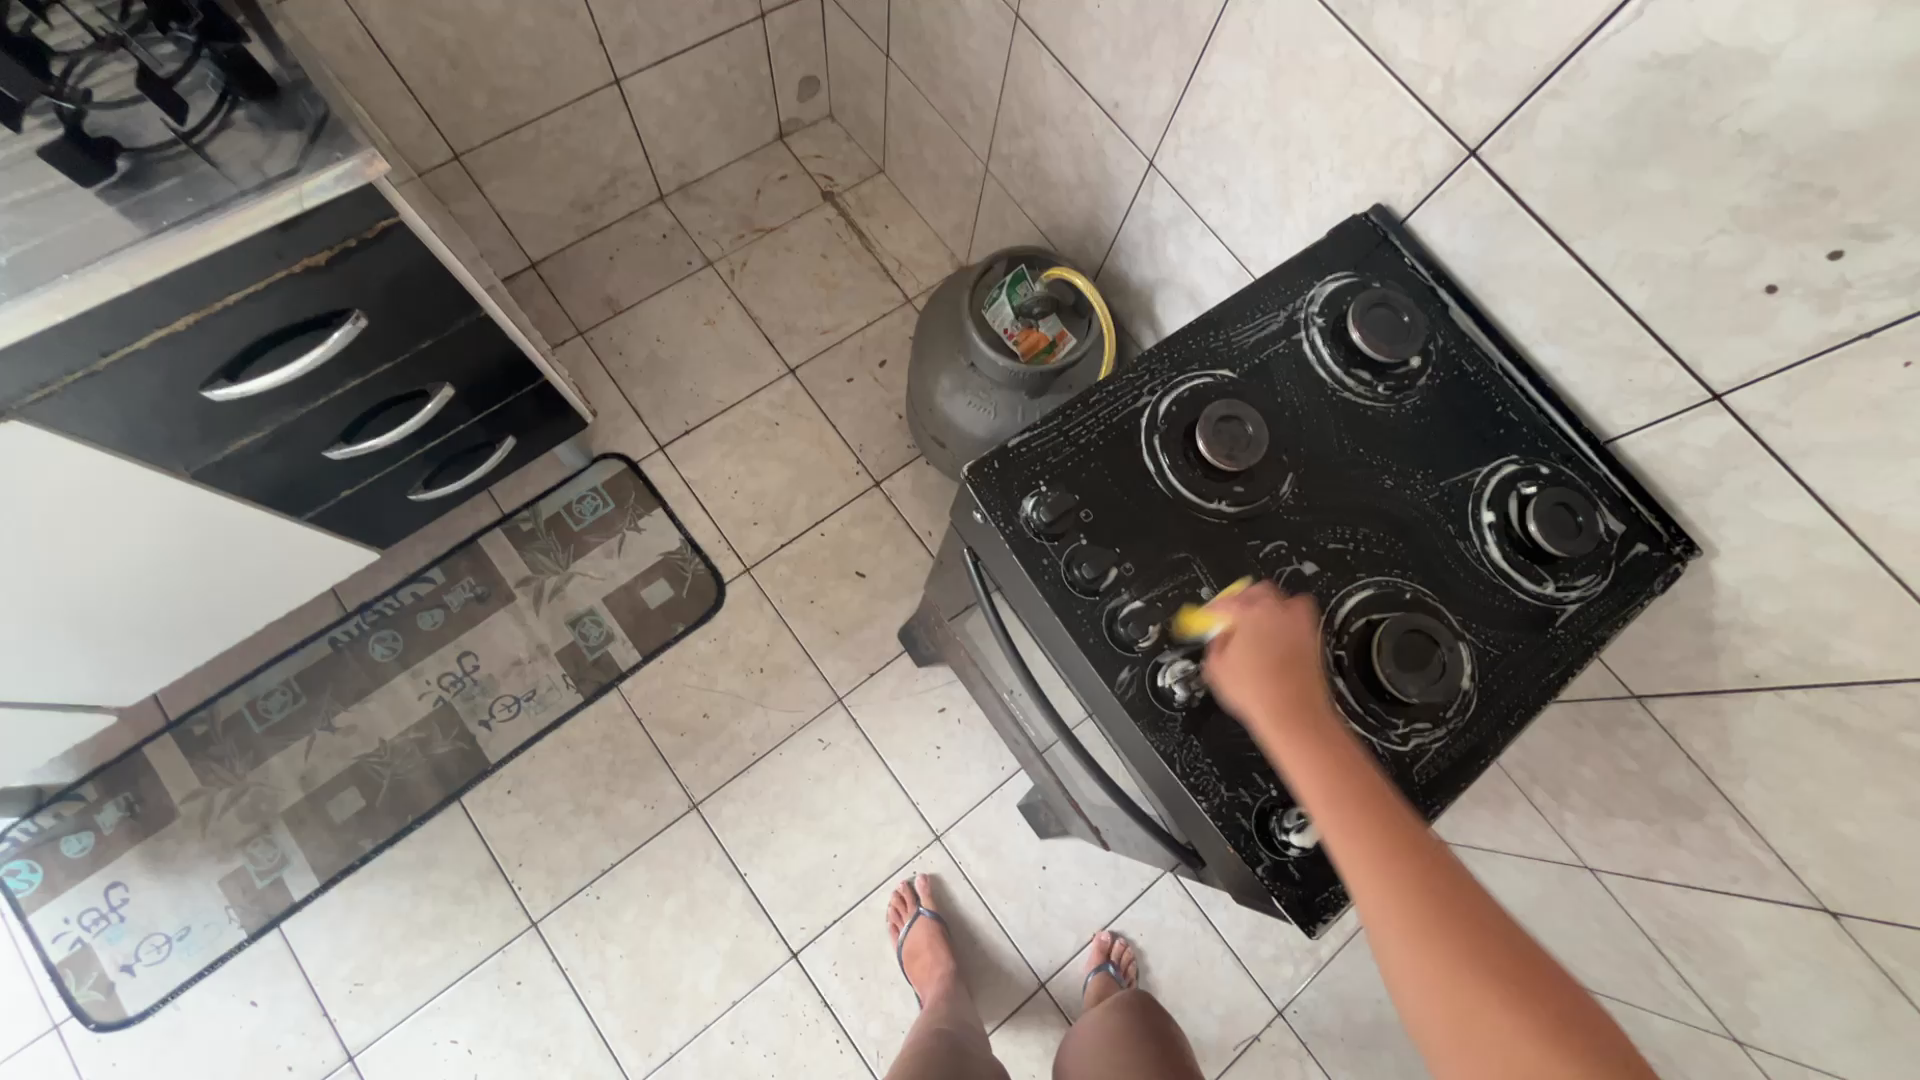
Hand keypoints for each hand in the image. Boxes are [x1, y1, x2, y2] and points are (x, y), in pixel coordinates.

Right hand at [1202, 582, 1340, 741]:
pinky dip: (1290, 622)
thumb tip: (1219, 639)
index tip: (1209, 616)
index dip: (1213, 609)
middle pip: (1258, 590)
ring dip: (1270, 606)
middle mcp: (1277, 611)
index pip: (1225, 602)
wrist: (1294, 714)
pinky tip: (1279, 638)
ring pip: (1285, 600)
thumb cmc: (1258, 693)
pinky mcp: (1314, 638)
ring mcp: (1299, 623)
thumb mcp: (1217, 669)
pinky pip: (1301, 619)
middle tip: (1233, 614)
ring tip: (1259, 622)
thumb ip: (1215, 644)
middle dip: (1244, 598)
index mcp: (1248, 612)